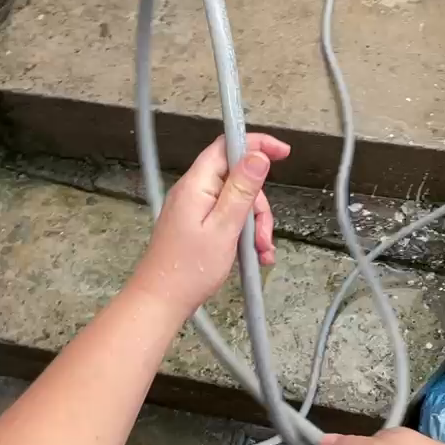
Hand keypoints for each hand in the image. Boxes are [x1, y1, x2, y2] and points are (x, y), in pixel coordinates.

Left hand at [129, 133, 290, 313]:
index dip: (256, 145)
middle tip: (263, 234)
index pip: (228, 146)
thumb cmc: (187, 271)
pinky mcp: (198, 223)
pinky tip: (253, 254)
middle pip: (239, 178)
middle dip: (258, 204)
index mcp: (197, 185)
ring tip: (259, 251)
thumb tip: (257, 156)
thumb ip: (242, 190)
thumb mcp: (224, 228)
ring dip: (255, 225)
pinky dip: (244, 233)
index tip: (282, 152)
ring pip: (238, 201)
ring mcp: (195, 207)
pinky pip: (228, 217)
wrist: (162, 300)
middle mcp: (194, 191)